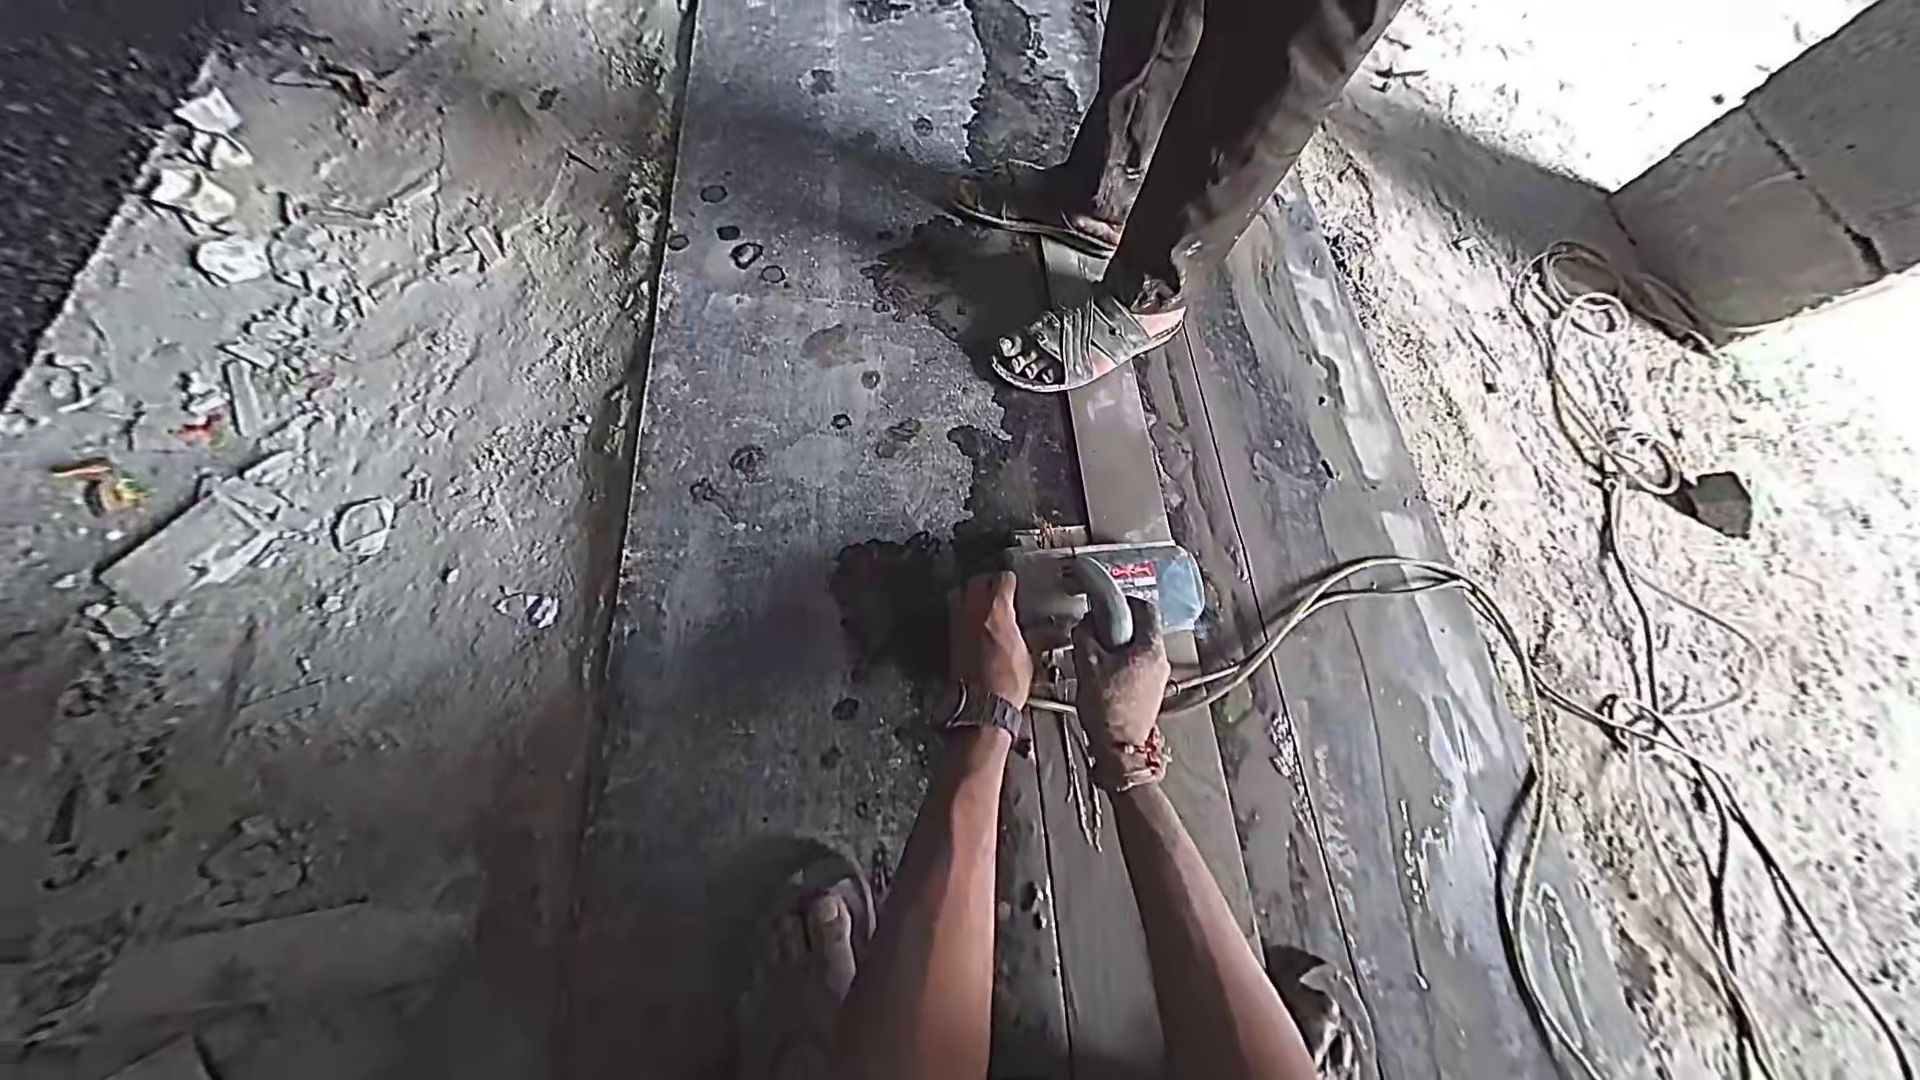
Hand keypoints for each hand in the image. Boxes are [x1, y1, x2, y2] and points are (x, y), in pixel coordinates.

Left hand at [949, 572, 1032, 709]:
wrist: (982, 705)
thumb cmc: (1006, 683)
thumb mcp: (1028, 655)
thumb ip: (1031, 636)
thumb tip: (1045, 633)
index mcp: (997, 611)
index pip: (1002, 579)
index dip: (1009, 580)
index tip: (1013, 583)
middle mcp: (974, 611)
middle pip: (977, 580)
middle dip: (988, 580)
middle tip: (997, 587)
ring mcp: (959, 622)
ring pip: (959, 591)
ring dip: (969, 591)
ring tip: (980, 598)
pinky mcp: (951, 637)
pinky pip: (953, 611)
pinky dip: (961, 609)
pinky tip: (972, 619)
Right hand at [1070, 596, 1168, 749]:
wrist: (1118, 747)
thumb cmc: (1106, 707)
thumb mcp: (1086, 662)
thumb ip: (1085, 633)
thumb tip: (1087, 622)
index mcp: (1151, 648)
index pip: (1145, 607)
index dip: (1124, 600)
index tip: (1106, 602)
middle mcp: (1162, 660)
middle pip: (1142, 627)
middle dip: (1118, 624)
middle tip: (1096, 628)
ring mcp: (1159, 677)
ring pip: (1139, 646)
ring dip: (1119, 643)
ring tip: (1096, 652)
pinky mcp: (1152, 690)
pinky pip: (1138, 663)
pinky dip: (1122, 660)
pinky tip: (1103, 671)